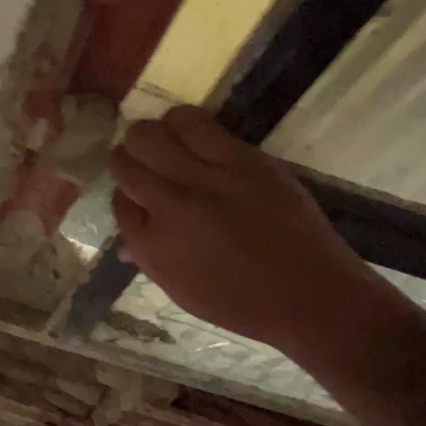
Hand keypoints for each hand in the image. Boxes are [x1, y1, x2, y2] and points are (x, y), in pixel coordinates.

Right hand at [108, 106, 403, 357]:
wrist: (307, 294)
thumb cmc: (240, 303)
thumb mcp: (181, 291)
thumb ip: (150, 259)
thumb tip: (128, 244)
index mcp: (150, 245)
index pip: (119, 203)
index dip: (126, 194)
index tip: (136, 194)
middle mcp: (168, 206)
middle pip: (126, 163)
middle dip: (127, 158)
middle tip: (140, 159)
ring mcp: (204, 179)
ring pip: (153, 134)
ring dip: (151, 134)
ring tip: (163, 140)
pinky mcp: (240, 159)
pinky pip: (196, 125)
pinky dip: (182, 122)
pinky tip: (186, 129)